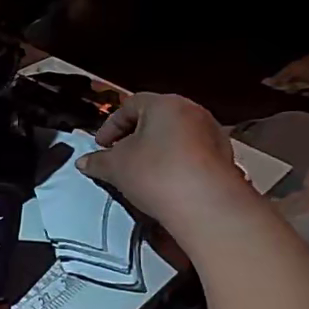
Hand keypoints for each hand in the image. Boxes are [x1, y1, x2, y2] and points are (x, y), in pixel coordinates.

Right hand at [77, 92, 254, 234]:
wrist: (206, 205)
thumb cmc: (158, 174)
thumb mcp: (117, 167)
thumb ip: (98, 161)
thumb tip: (85, 162)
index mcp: (165, 103)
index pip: (130, 105)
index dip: (110, 126)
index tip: (101, 146)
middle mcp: (192, 111)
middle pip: (155, 119)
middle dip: (134, 138)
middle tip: (120, 158)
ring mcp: (212, 134)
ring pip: (176, 137)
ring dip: (157, 151)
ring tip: (143, 174)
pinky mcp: (224, 158)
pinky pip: (192, 155)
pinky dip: (176, 164)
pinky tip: (166, 184)